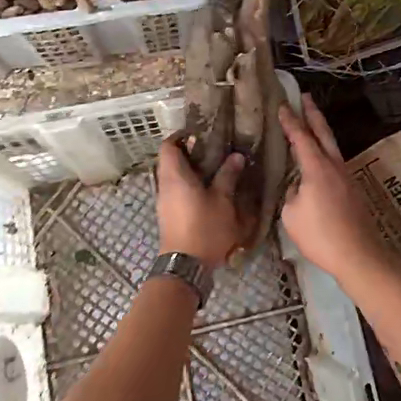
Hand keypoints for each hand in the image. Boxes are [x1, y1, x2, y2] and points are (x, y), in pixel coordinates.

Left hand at [155, 140, 246, 268]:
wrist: (186, 266)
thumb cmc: (204, 228)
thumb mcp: (223, 201)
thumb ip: (228, 176)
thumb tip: (236, 156)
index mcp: (174, 175)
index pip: (168, 146)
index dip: (181, 136)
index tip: (202, 135)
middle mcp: (164, 185)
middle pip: (171, 161)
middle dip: (191, 154)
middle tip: (216, 151)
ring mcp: (164, 202)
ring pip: (174, 178)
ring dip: (192, 172)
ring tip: (217, 171)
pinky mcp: (169, 215)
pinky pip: (177, 192)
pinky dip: (190, 186)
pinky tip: (210, 192)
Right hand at [278, 95, 391, 278]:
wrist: (358, 255)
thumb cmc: (320, 235)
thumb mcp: (292, 214)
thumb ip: (290, 194)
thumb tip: (297, 187)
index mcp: (317, 167)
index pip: (300, 137)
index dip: (290, 121)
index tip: (281, 105)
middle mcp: (334, 166)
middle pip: (323, 133)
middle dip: (313, 114)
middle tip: (305, 97)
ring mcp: (346, 178)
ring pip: (332, 147)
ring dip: (321, 132)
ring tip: (311, 123)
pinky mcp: (352, 191)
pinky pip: (335, 163)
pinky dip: (325, 153)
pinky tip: (319, 160)